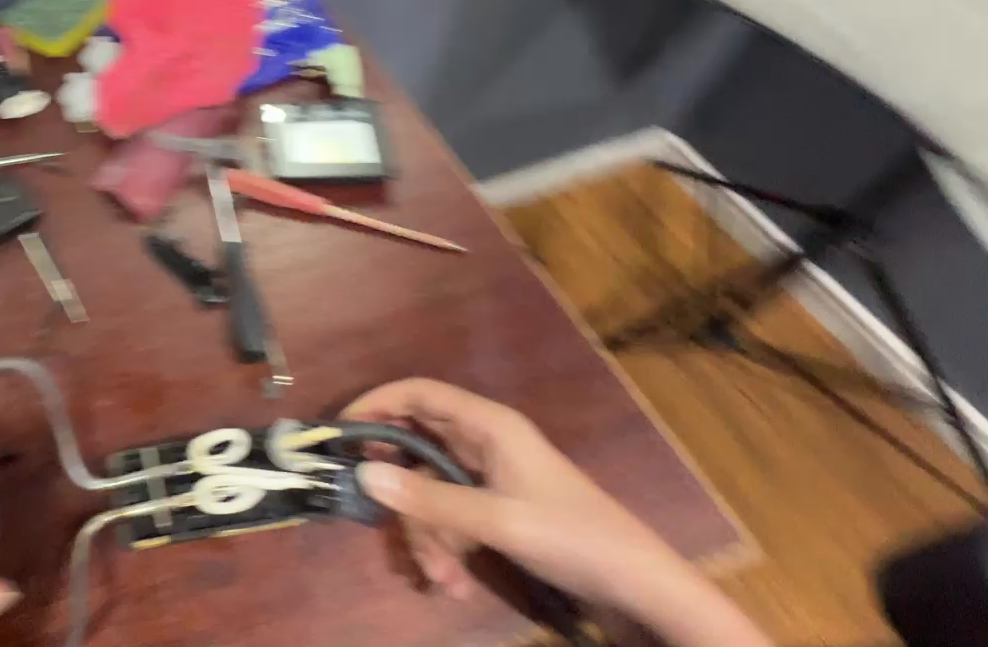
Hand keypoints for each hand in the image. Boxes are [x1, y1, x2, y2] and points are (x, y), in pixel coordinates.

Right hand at [342, 379, 771, 646]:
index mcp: (487, 425)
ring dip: (427, 535)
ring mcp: (491, 479)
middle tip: (382, 520)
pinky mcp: (498, 512)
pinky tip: (454, 584)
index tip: (342, 433)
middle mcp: (484, 443)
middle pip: (417, 450)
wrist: (645, 594)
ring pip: (431, 492)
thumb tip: (361, 474)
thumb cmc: (575, 538)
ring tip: (440, 580)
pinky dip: (446, 549)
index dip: (376, 404)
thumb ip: (429, 500)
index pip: (418, 393)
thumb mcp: (498, 521)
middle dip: (403, 494)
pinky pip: (451, 518)